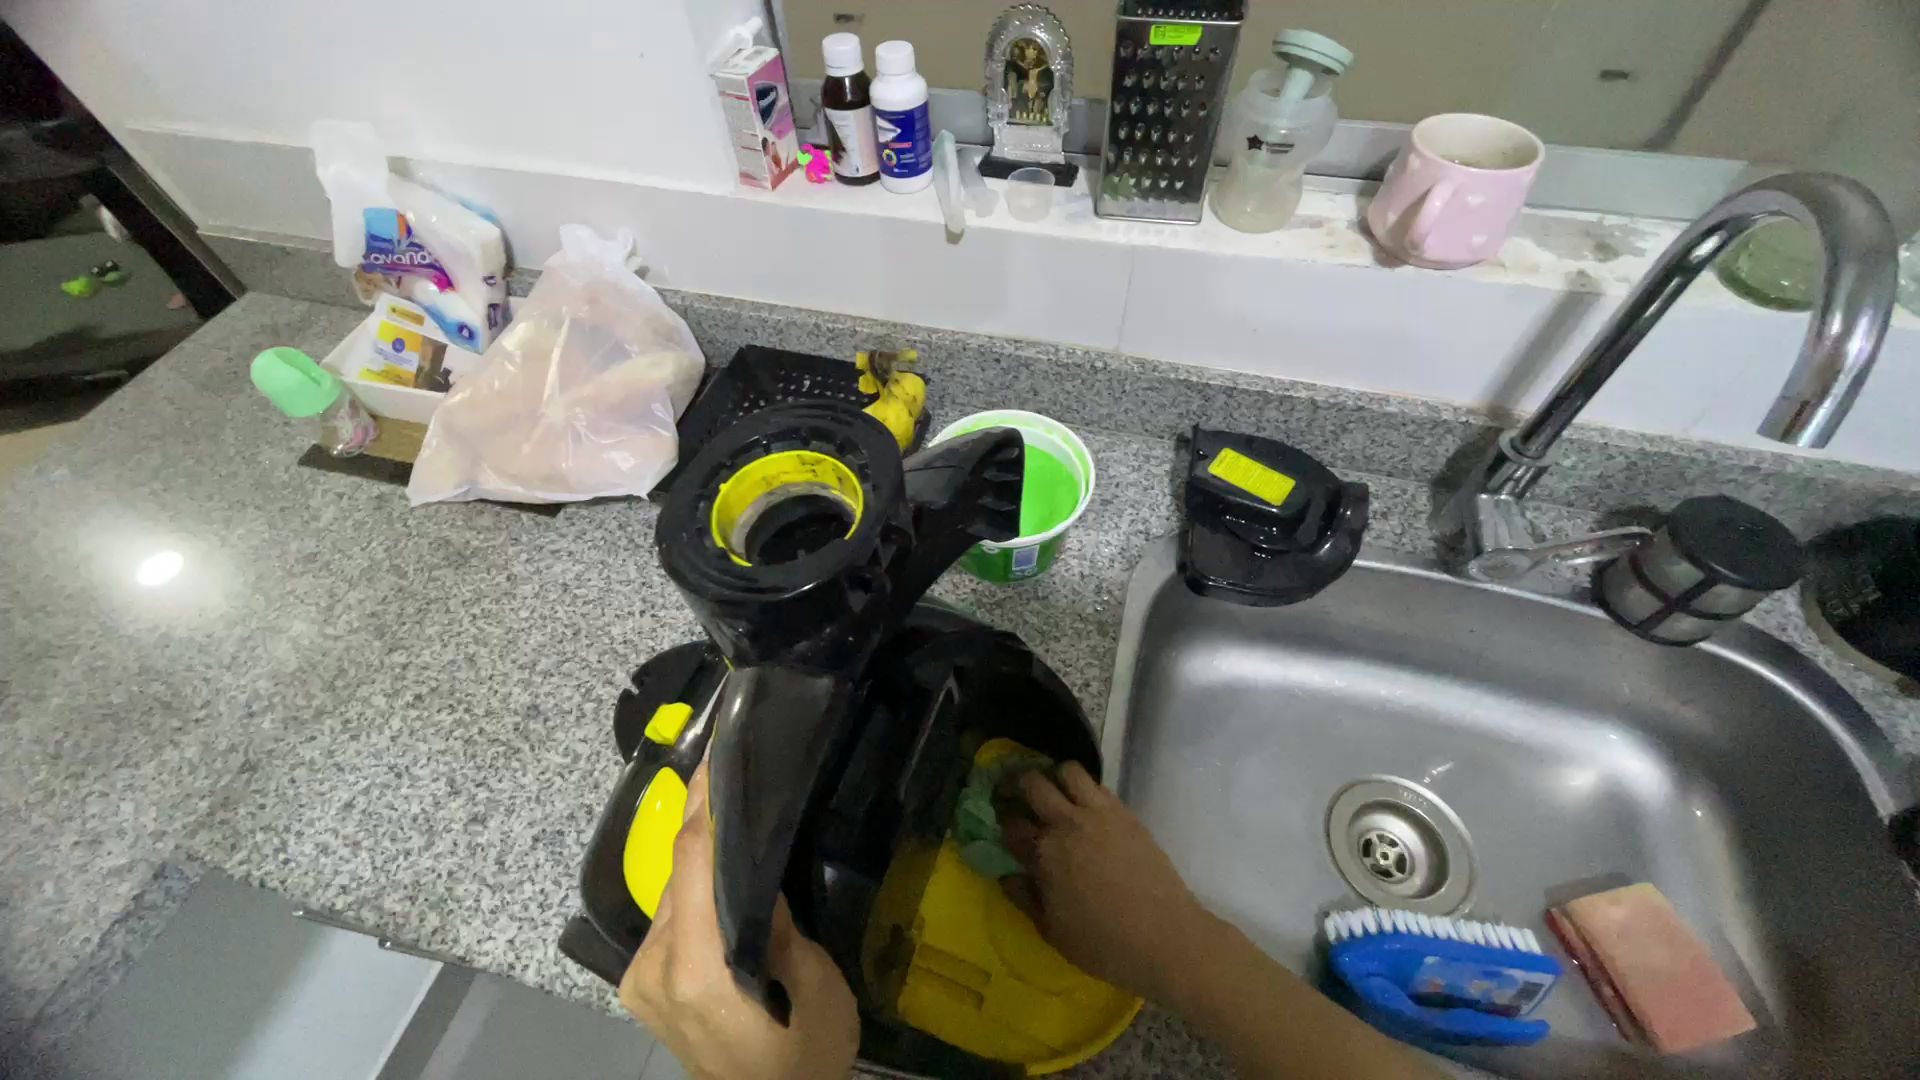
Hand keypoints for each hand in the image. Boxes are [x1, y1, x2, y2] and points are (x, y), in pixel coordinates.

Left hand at [619, 765, 859, 1079]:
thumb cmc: (804, 1050)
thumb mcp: (812, 982)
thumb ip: (775, 918)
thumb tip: (753, 858)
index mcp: (695, 967)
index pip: (691, 860)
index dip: (703, 800)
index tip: (719, 753)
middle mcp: (654, 967)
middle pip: (677, 871)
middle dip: (704, 817)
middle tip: (734, 768)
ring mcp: (640, 979)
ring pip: (671, 890)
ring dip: (699, 850)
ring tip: (730, 806)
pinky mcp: (641, 985)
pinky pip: (669, 914)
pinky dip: (692, 882)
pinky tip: (716, 863)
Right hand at [1000, 762, 1220, 1002]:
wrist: (1165, 937)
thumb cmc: (1104, 944)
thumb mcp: (1054, 932)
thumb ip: (1026, 899)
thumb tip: (1007, 876)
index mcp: (1044, 854)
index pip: (1011, 824)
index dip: (1002, 820)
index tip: (1002, 822)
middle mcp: (1067, 824)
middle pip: (1033, 784)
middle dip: (1018, 784)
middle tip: (1017, 793)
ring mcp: (1099, 813)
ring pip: (1068, 771)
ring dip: (1055, 777)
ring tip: (1055, 792)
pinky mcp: (1125, 813)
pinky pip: (1098, 785)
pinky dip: (1085, 788)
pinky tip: (1086, 807)